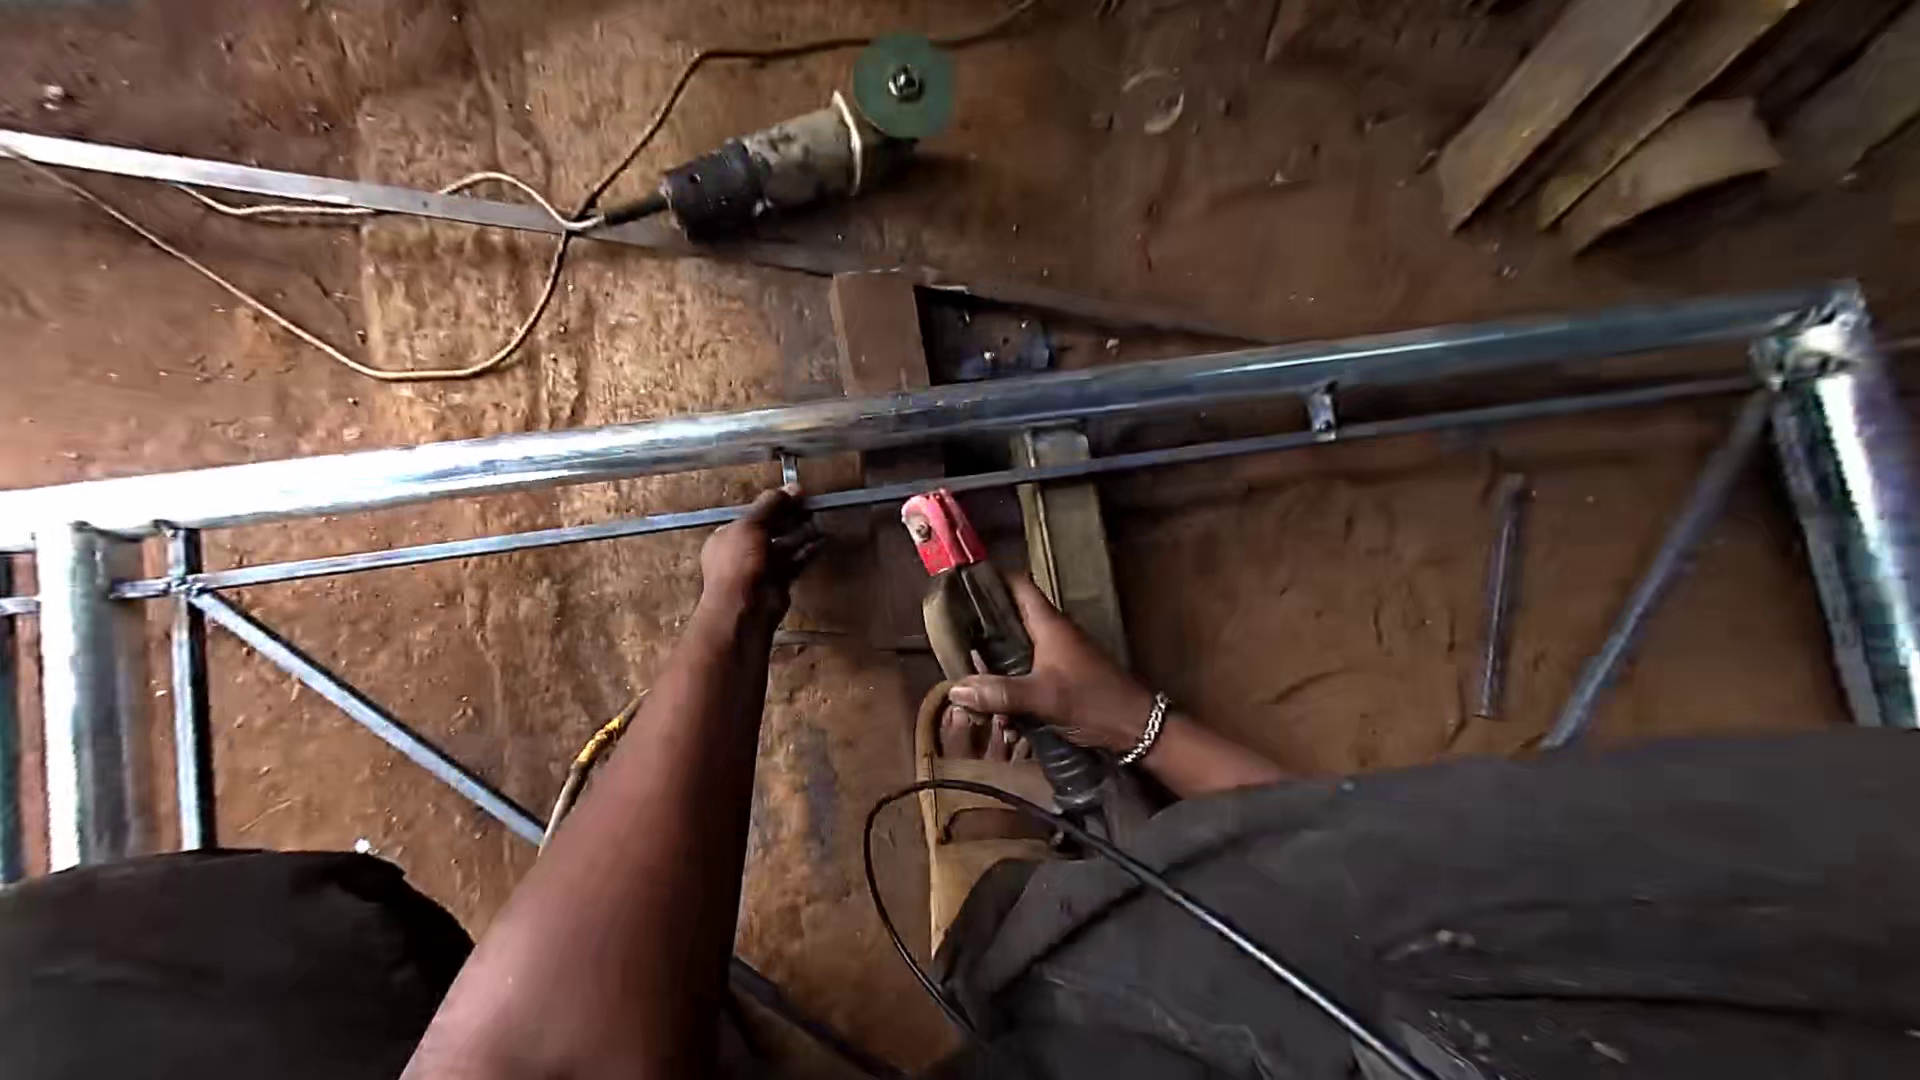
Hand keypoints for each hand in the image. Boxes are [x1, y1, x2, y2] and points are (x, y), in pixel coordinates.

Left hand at [699, 486, 821, 618]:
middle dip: (790, 517)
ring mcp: (761, 568)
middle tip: (811, 505)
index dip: (774, 503)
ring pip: (785, 546)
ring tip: (820, 520)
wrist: (744, 608)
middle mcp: (743, 551)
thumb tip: (791, 488)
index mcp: (728, 536)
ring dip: (802, 533)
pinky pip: (795, 562)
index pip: (754, 515)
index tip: (795, 494)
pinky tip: (822, 542)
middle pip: (771, 529)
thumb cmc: (738, 564)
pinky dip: (808, 552)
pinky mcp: (779, 582)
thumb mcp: (750, 525)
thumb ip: (770, 506)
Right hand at [948, 576, 1155, 752]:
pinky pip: (1023, 674)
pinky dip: (1009, 687)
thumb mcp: (1042, 697)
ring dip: (993, 666)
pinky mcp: (1057, 677)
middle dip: (981, 629)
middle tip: (951, 637)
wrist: (1136, 727)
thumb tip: (956, 688)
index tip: (959, 585)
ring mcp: (1054, 656)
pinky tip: (998, 710)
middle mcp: (1049, 633)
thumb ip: (999, 692)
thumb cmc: (1093, 700)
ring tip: (968, 679)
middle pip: (1008, 618)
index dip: (990, 579)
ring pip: (1013, 650)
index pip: (1017, 584)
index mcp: (1048, 623)